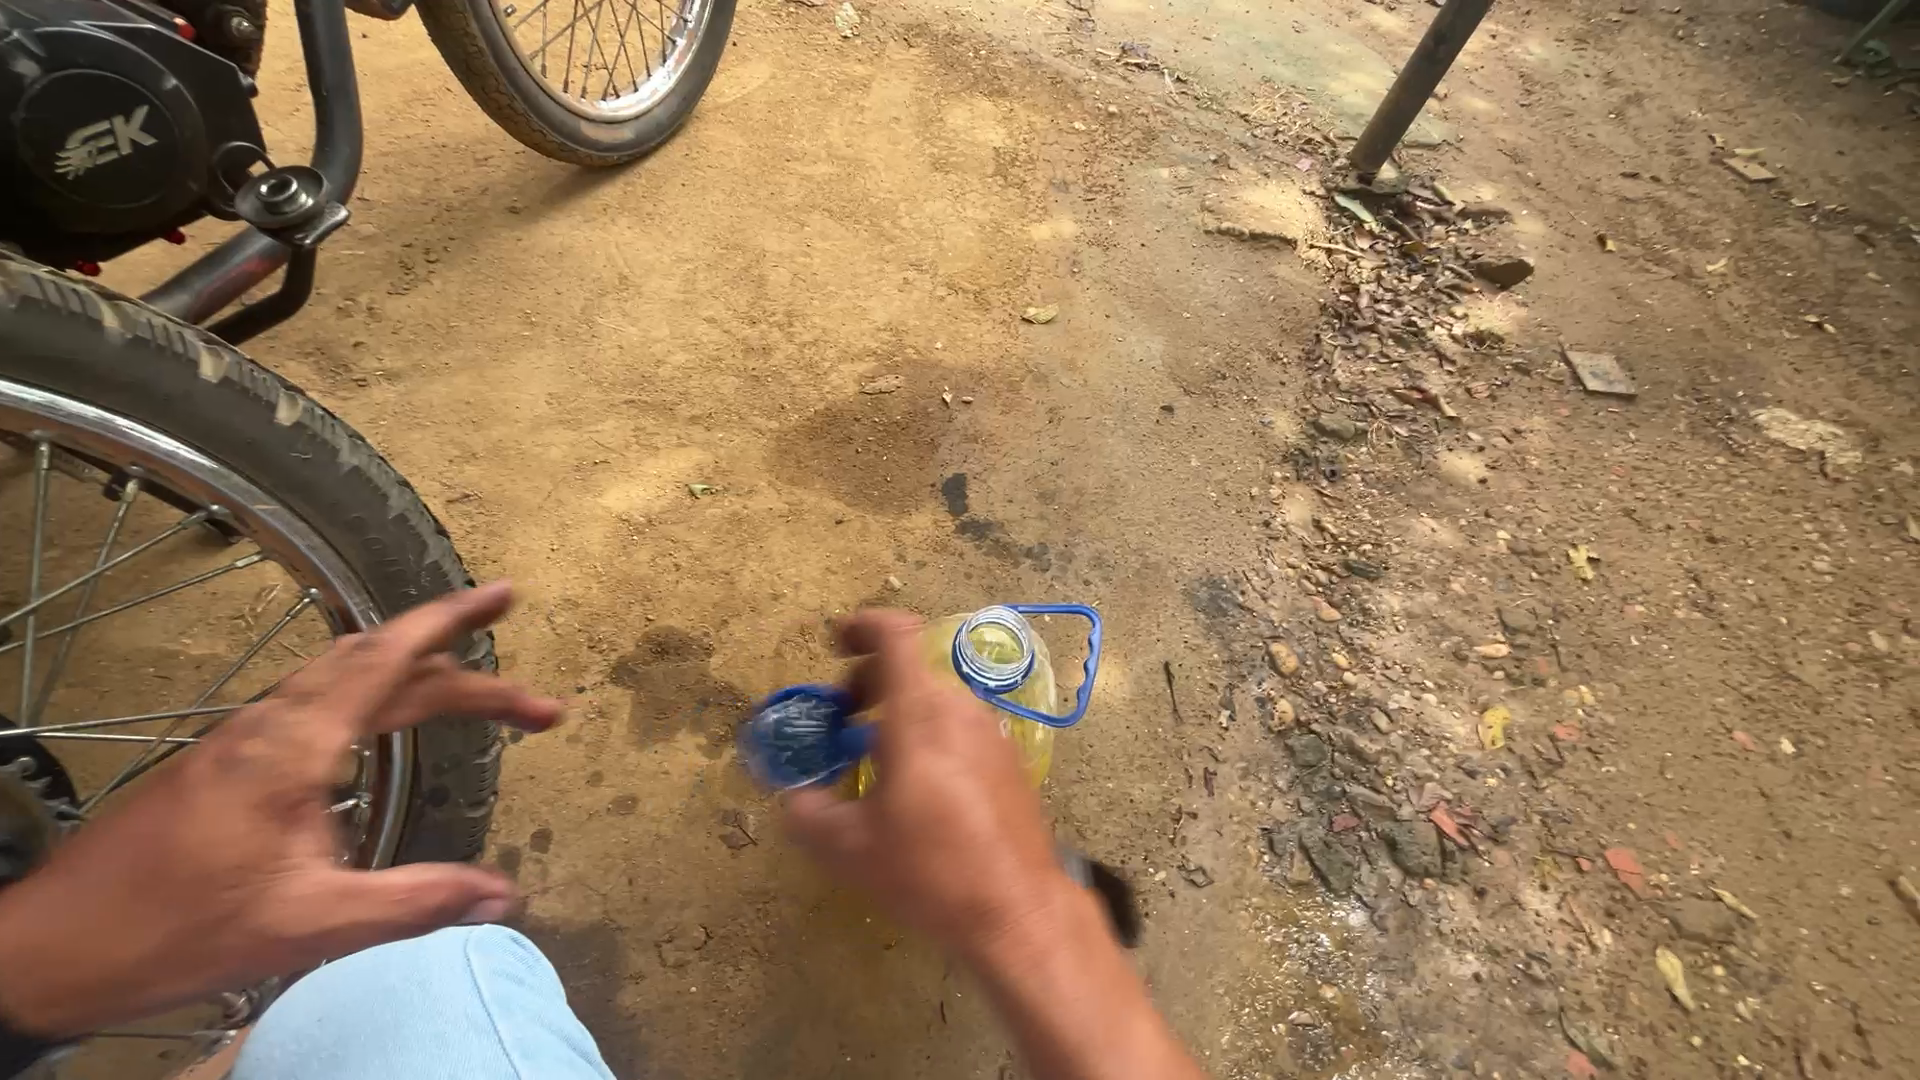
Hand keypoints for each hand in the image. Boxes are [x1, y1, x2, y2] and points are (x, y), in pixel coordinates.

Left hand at [0, 581, 560, 1038]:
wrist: (37, 955)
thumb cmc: (174, 930)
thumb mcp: (305, 926)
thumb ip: (412, 904)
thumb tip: (504, 897)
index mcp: (296, 745)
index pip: (388, 657)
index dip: (452, 619)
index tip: (504, 595)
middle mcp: (276, 723)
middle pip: (387, 667)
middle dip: (471, 676)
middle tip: (537, 706)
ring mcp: (250, 735)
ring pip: (352, 675)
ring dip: (426, 676)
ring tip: (479, 693)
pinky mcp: (234, 755)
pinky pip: (325, 694)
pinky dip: (383, 688)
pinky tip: (389, 715)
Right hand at [787, 612, 1206, 1079]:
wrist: (1017, 908)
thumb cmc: (928, 868)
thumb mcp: (850, 848)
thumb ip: (808, 813)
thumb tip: (794, 798)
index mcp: (918, 711)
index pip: (896, 634)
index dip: (863, 625)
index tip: (837, 642)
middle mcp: (959, 708)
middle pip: (912, 665)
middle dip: (870, 679)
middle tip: (843, 713)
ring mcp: (990, 731)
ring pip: (937, 697)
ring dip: (900, 709)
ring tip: (874, 754)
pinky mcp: (1009, 759)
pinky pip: (959, 725)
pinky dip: (929, 731)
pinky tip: (918, 783)